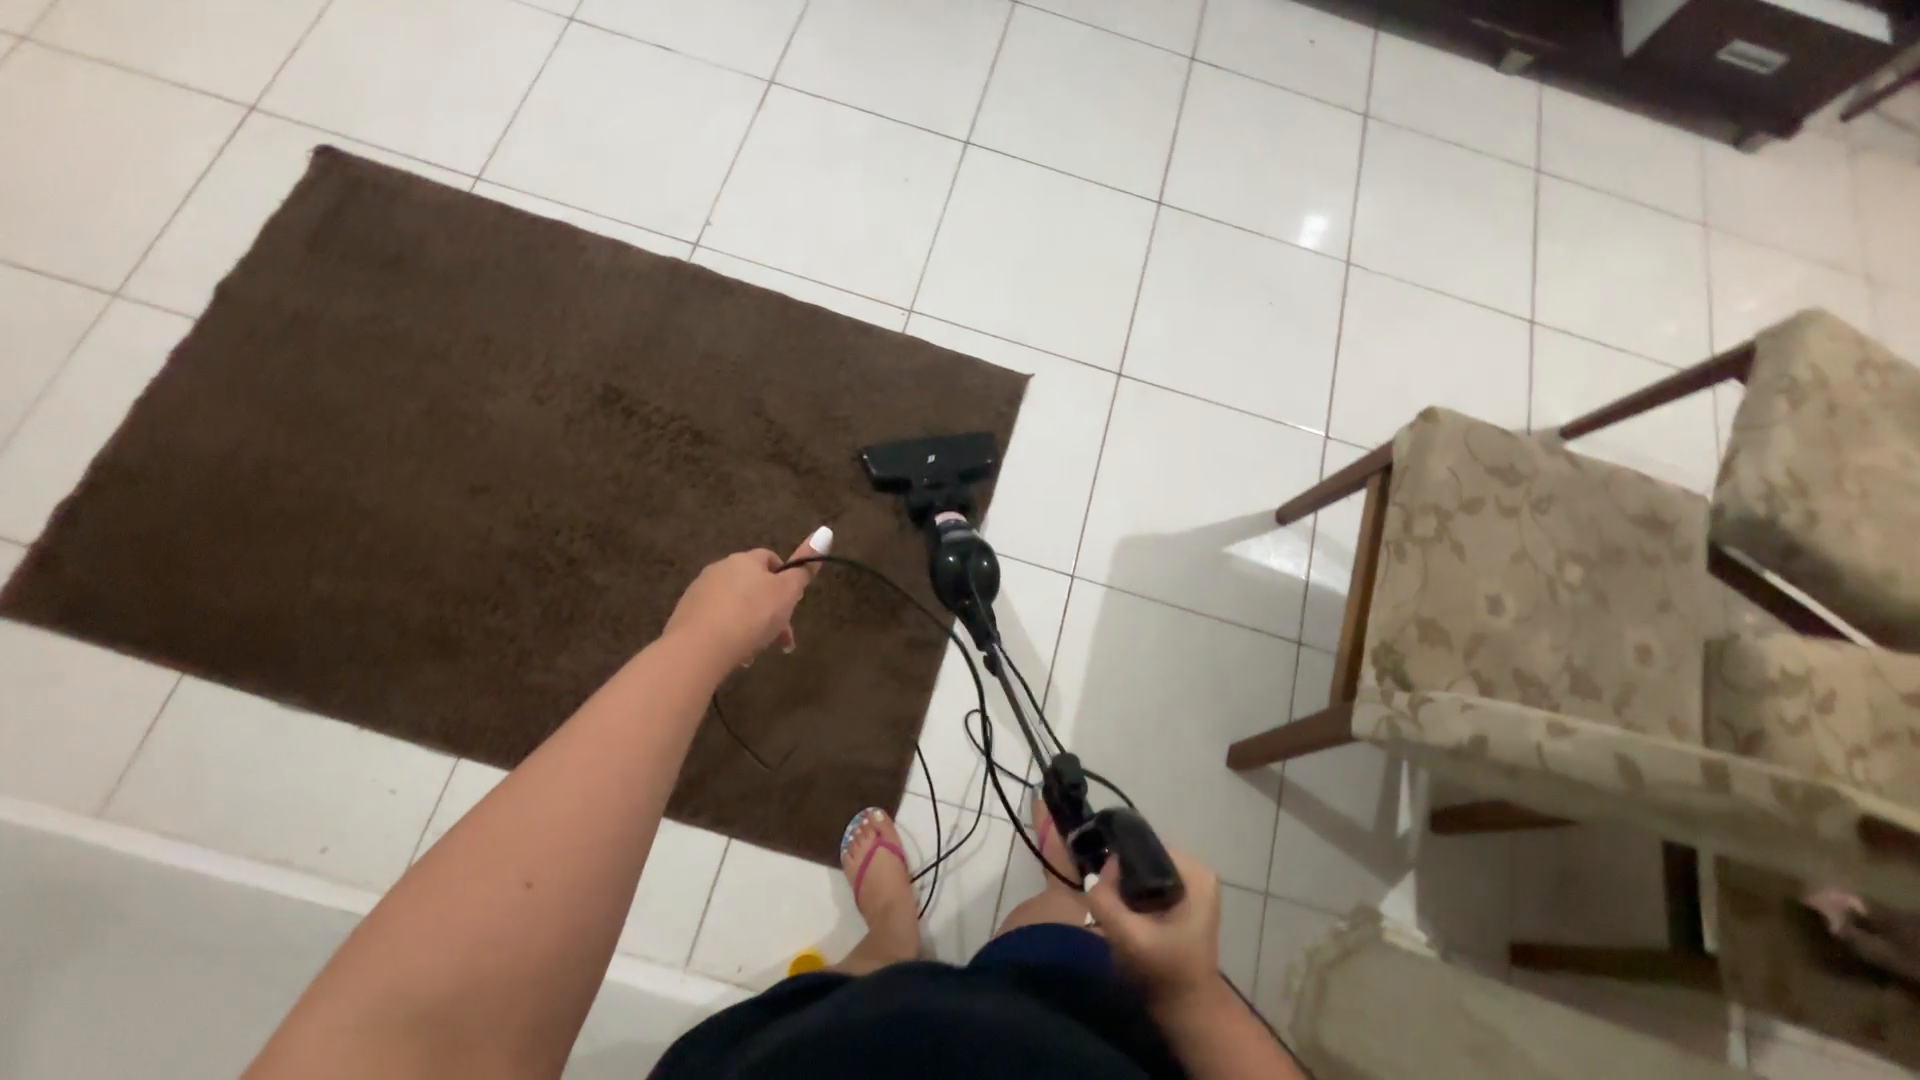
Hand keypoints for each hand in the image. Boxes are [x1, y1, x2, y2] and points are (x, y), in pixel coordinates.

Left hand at [664, 527, 829, 668]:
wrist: (700, 647)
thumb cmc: (752, 615)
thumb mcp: (787, 592)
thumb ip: (805, 567)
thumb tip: (825, 531)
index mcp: (745, 560)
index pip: (770, 559)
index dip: (784, 579)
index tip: (792, 603)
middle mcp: (719, 569)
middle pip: (752, 586)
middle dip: (769, 609)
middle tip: (781, 638)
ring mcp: (699, 592)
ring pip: (734, 606)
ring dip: (749, 624)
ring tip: (756, 652)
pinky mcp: (685, 616)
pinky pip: (715, 621)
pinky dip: (728, 633)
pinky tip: (735, 654)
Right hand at [1084, 846, 1220, 1007]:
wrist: (1188, 1008)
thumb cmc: (1165, 971)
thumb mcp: (1130, 937)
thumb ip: (1106, 901)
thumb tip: (1093, 874)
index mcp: (1196, 873)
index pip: (1146, 847)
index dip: (1121, 860)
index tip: (1102, 881)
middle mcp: (1197, 873)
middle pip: (1145, 858)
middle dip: (1122, 875)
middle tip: (1104, 896)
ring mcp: (1193, 887)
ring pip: (1145, 871)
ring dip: (1126, 886)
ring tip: (1112, 906)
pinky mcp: (1184, 901)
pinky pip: (1150, 884)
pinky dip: (1134, 896)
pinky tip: (1124, 913)